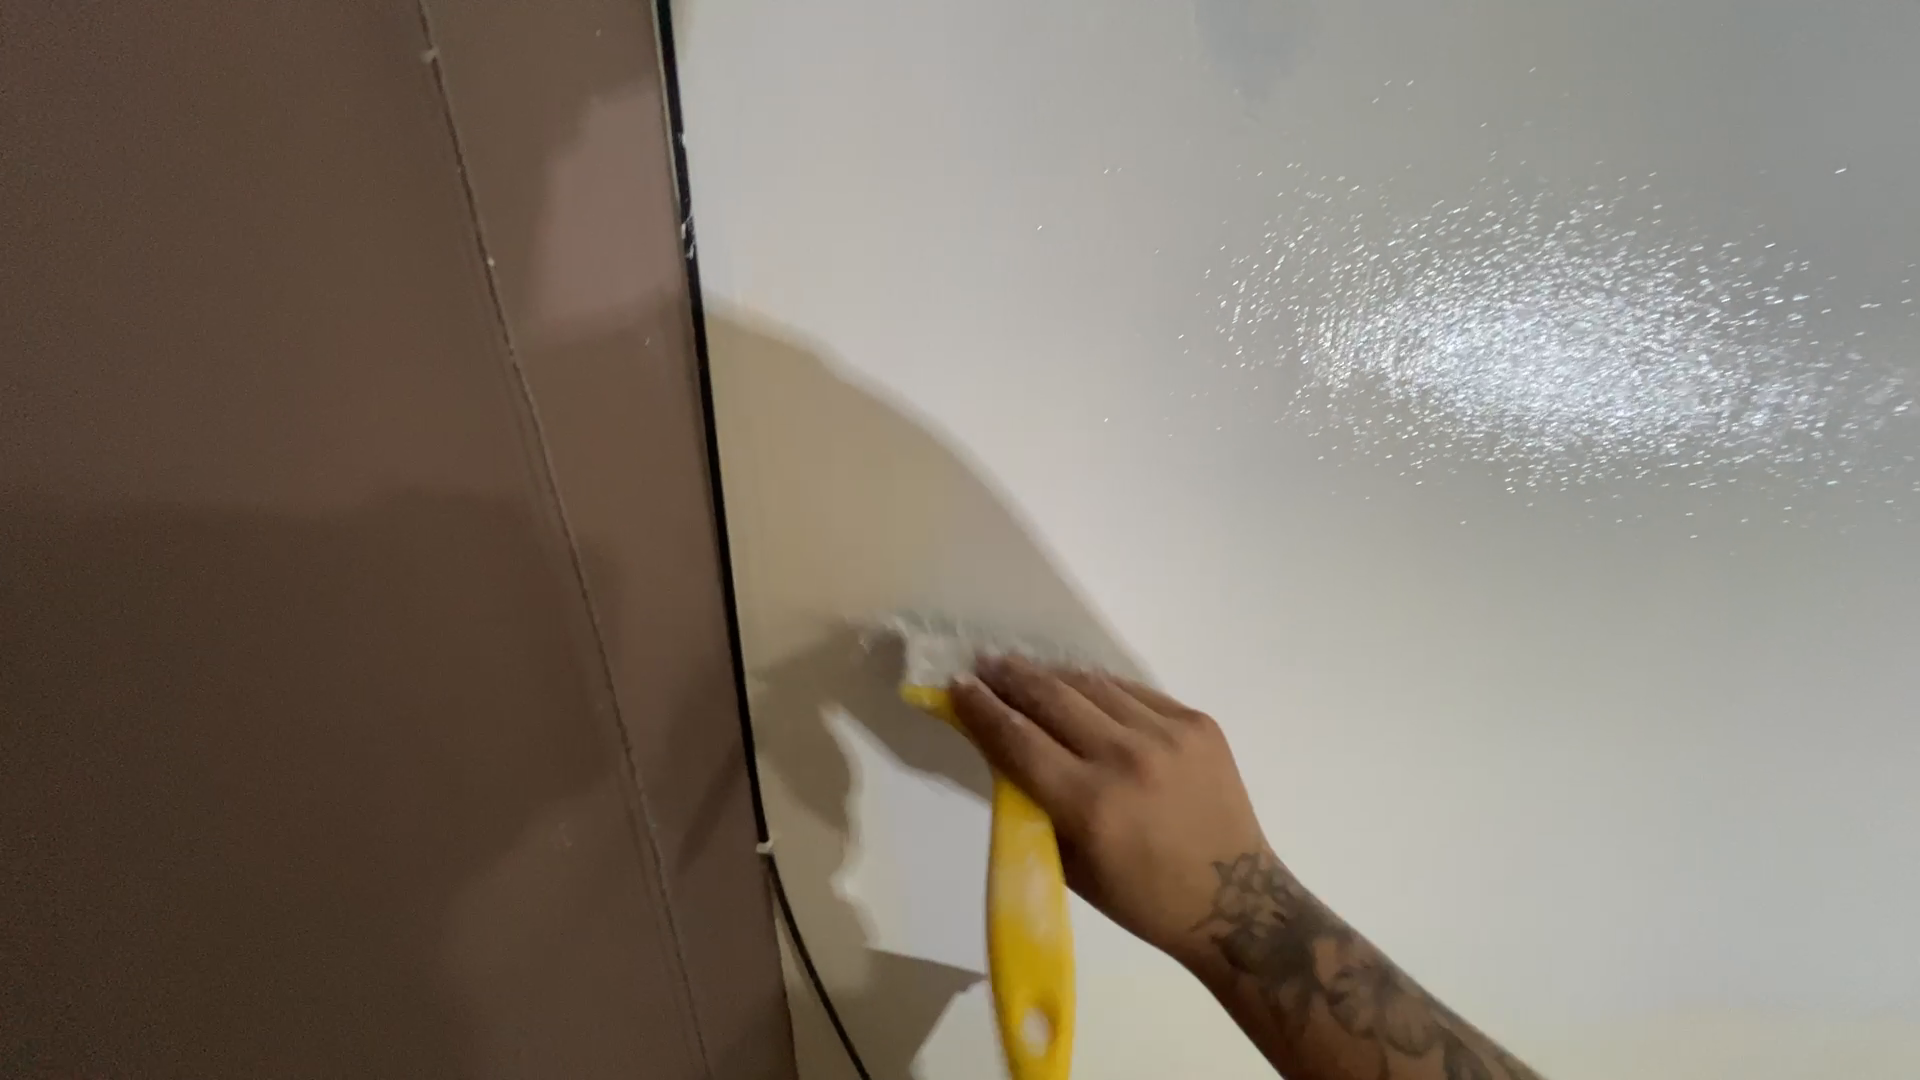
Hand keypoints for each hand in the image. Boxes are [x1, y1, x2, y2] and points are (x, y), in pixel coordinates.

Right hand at [949, 655, 1270, 964]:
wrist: (1238, 901)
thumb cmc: (1142, 897)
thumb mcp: (1072, 864)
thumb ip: (1035, 803)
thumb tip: (1004, 748)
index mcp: (1090, 804)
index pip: (1018, 739)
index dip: (982, 708)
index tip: (958, 685)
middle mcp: (1126, 759)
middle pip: (1051, 698)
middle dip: (1011, 677)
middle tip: (986, 663)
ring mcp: (1168, 735)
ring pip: (1092, 685)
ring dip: (1052, 674)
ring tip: (1026, 668)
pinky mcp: (1197, 722)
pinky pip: (1133, 690)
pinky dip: (1100, 686)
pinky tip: (1081, 684)